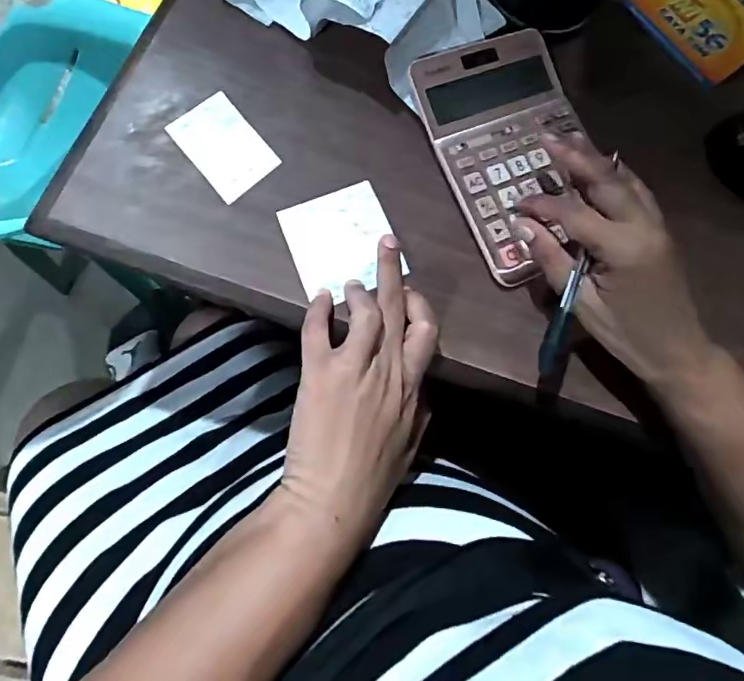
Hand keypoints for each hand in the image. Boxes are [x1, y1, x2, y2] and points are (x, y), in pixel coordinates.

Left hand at [274, 236, 437, 550]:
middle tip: (386, 241)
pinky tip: (319, 298)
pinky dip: (318, 309)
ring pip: (362, 312)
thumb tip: (422, 388)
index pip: (425, 330)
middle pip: (395, 307)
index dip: (417, 303)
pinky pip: (319, 329)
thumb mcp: (411, 444)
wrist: (332, 502)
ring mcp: (354, 369)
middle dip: (392, 269)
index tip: (408, 292)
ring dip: (357, 289)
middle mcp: (387, 371)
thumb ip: (419, 410)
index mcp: (412, 387)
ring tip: (350, 282)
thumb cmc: (373, 477)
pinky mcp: (320, 373)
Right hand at [513, 134, 719, 395]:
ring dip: (597, 158)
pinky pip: (638, 192)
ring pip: (625, 180)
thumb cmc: (627, 334)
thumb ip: (551, 259)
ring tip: (572, 138)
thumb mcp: (581, 303)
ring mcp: (657, 226)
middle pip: (605, 181)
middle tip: (546, 137)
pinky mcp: (660, 231)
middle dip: (574, 157)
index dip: (542, 205)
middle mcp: (643, 228)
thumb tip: (523, 225)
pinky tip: (604, 165)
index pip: (573, 213)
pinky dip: (618, 174)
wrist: (681, 353)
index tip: (517, 204)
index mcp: (623, 248)